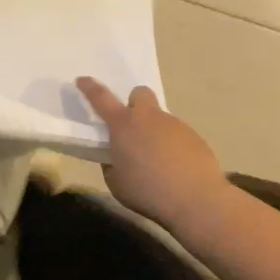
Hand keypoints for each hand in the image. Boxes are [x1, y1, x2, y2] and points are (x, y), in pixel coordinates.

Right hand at [77, 77, 226, 228]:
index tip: (82, 80)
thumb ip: (111, 164)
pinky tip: (175, 168)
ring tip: (157, 160)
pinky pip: (177, 135)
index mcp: (124, 125)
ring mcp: (175, 124)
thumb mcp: (116, 183)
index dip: (90, 87)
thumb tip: (116, 158)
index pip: (101, 98)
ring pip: (160, 118)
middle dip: (134, 103)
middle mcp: (149, 117)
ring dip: (154, 131)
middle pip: (140, 93)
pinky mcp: (195, 137)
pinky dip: (172, 146)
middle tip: (132, 126)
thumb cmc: (148, 191)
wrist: (196, 199)